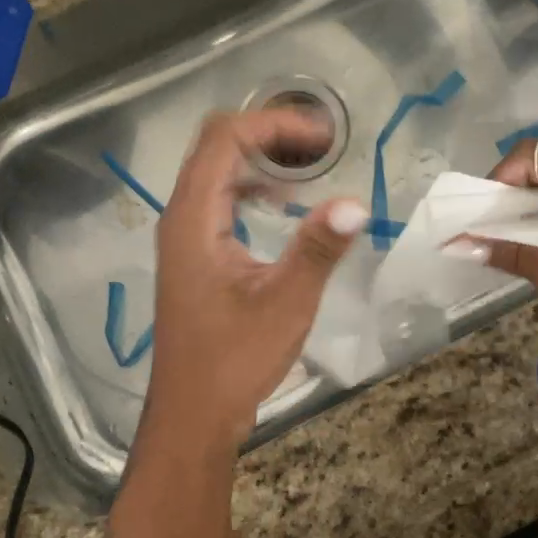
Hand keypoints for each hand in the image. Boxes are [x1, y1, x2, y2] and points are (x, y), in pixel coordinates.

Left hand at [147, 111, 367, 450]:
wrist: (193, 413)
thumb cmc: (234, 360)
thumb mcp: (286, 303)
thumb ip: (317, 249)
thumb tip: (356, 203)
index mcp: (194, 218)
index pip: (225, 138)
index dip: (275, 124)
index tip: (325, 139)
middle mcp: (181, 217)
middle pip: (216, 146)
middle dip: (270, 133)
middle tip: (323, 147)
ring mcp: (183, 236)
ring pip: (216, 171)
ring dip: (262, 159)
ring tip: (311, 166)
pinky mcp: (193, 255)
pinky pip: (219, 199)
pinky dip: (253, 188)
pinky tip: (284, 206)